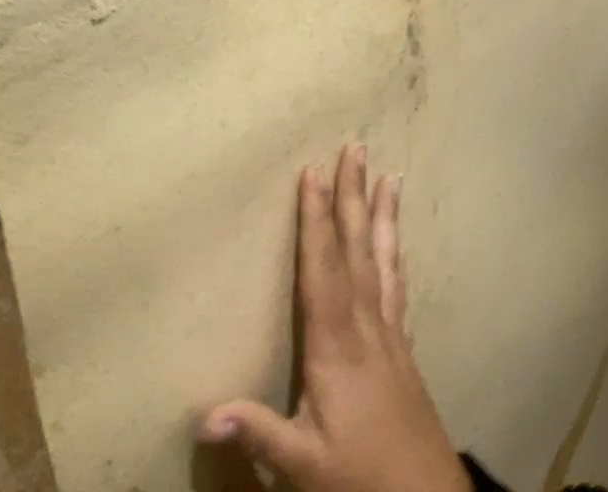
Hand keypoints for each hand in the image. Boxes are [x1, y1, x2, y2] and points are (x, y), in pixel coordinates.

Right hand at [200, 145, 471, 491]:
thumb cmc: (363, 478)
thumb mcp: (305, 464)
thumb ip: (259, 433)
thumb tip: (204, 415)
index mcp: (337, 346)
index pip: (324, 269)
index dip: (316, 220)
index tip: (315, 172)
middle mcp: (367, 329)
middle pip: (359, 251)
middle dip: (354, 197)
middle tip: (357, 148)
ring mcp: (391, 338)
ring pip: (386, 263)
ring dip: (383, 216)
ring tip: (390, 177)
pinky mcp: (404, 353)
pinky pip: (399, 288)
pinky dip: (397, 256)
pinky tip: (398, 245)